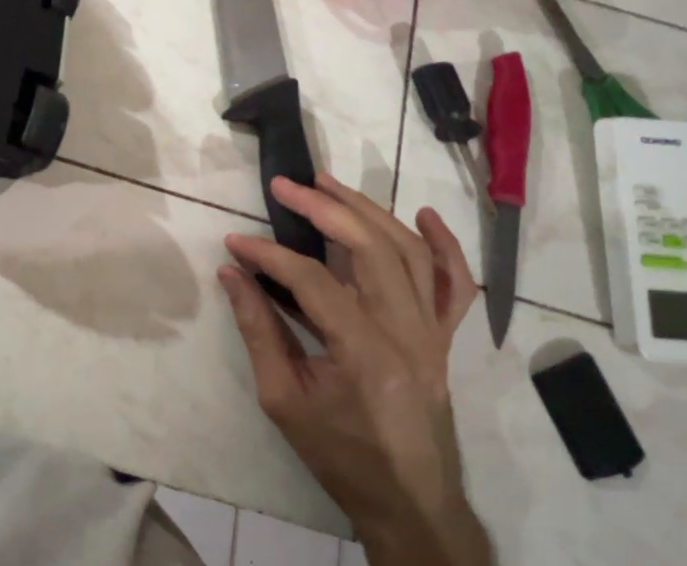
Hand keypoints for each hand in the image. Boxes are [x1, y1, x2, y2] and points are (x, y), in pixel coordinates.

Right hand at [219, 175, 490, 565]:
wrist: (409, 502)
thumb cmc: (339, 455)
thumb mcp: (283, 398)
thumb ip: (258, 329)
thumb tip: (232, 273)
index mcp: (365, 351)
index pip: (313, 280)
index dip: (269, 254)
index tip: (234, 241)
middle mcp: (408, 333)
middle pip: (372, 250)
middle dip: (325, 209)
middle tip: (285, 186)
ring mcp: (433, 334)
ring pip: (410, 255)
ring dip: (370, 212)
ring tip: (329, 184)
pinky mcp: (443, 340)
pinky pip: (454, 287)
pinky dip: (444, 248)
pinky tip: (424, 216)